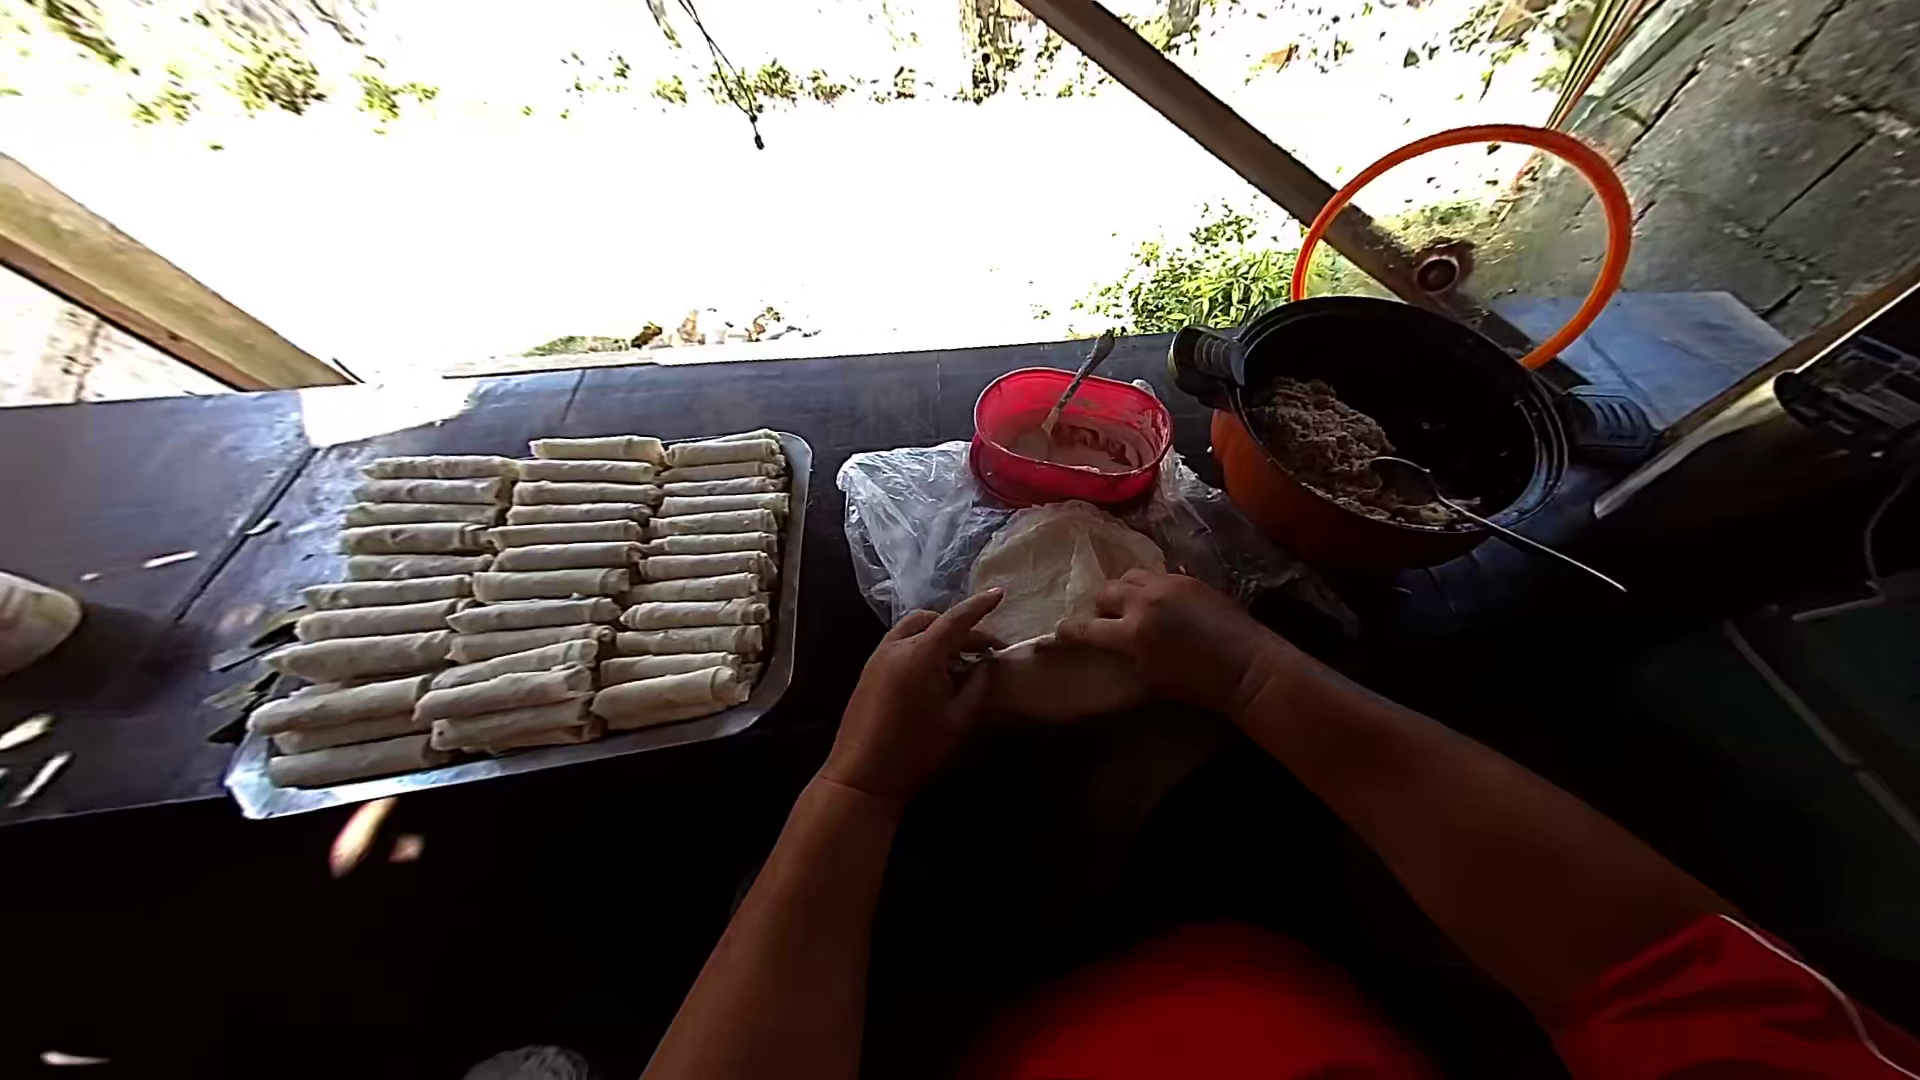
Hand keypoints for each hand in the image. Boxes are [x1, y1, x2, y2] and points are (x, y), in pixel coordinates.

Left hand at [819, 589, 1004, 805]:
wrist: (861, 777)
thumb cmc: (915, 751)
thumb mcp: (958, 720)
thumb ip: (977, 686)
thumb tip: (986, 665)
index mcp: (921, 654)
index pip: (957, 619)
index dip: (980, 605)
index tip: (1000, 593)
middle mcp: (897, 646)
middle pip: (933, 620)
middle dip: (960, 627)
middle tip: (983, 651)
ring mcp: (878, 657)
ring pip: (914, 628)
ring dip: (938, 634)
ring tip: (958, 660)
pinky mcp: (869, 671)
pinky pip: (900, 643)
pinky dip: (921, 645)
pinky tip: (933, 672)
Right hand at [1056, 569, 1295, 715]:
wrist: (1247, 667)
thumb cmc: (1197, 684)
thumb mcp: (1150, 678)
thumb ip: (1126, 654)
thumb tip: (1112, 644)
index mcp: (1133, 633)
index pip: (1087, 629)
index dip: (1068, 633)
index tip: (1057, 634)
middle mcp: (1145, 601)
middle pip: (1105, 592)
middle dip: (1101, 606)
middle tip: (1109, 620)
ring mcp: (1168, 585)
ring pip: (1129, 576)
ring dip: (1124, 591)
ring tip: (1133, 604)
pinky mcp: (1189, 579)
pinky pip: (1158, 574)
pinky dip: (1151, 587)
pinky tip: (1161, 601)